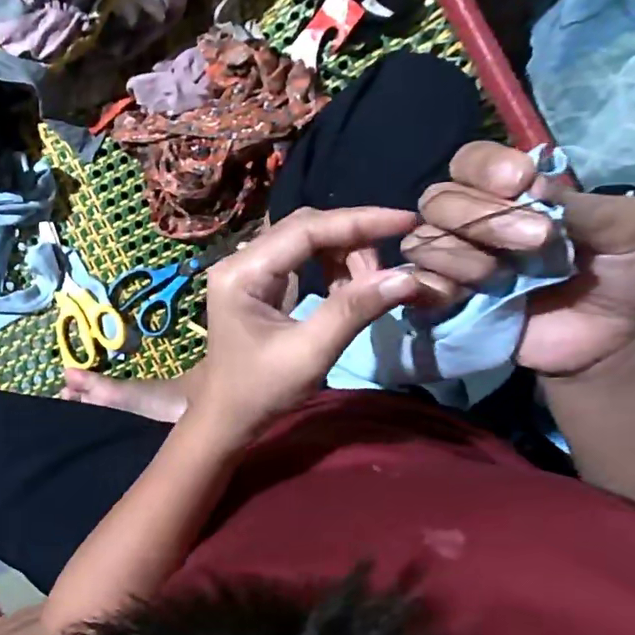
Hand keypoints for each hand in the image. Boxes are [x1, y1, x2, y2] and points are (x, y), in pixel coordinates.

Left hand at [190, 207, 431, 439]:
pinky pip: (299, 257)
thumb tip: (406, 277)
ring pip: (304, 239)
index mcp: (240, 274)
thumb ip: (352, 311)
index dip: (358, 221)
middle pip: (303, 227)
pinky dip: (330, 265)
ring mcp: (245, 270)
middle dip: (353, 239)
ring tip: (366, 288)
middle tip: (387, 272)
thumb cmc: (261, 388)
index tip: (408, 221)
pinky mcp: (256, 281)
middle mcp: (238, 262)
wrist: (227, 412)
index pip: (304, 229)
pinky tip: (347, 290)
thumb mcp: (310, 353)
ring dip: (344, 253)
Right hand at [405, 142, 634, 376]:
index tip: (519, 183)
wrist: (610, 342)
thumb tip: (528, 187)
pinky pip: (410, 281)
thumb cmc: (620, 277)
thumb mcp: (630, 230)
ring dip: (460, 257)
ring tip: (501, 279)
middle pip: (437, 199)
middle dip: (481, 217)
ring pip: (420, 240)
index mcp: (506, 193)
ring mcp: (446, 258)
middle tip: (535, 242)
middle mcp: (466, 220)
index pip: (471, 162)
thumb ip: (584, 205)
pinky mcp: (431, 295)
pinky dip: (431, 286)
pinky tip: (462, 296)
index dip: (485, 168)